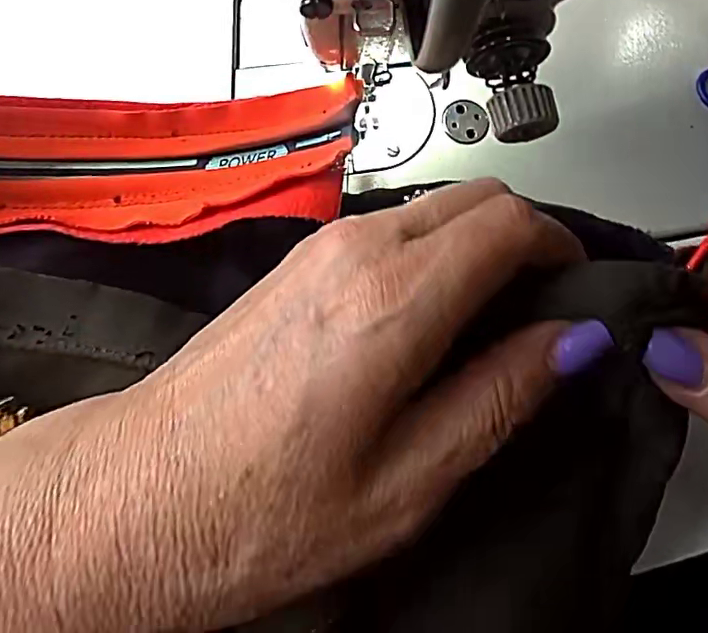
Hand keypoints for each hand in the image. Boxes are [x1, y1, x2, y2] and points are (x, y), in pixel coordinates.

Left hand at [0, 180, 607, 632]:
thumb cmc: (258, 513)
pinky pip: (404, 219)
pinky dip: (444, 242)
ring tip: (496, 308)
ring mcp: (329, 241)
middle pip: (483, 195)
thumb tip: (574, 340)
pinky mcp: (309, 251)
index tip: (578, 284)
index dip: (559, 244)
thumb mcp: (408, 482)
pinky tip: (438, 304)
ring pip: (444, 201)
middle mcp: (361, 249)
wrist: (128, 499)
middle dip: (529, 233)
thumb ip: (502, 395)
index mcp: (394, 301)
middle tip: (546, 297)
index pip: (510, 224)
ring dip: (486, 236)